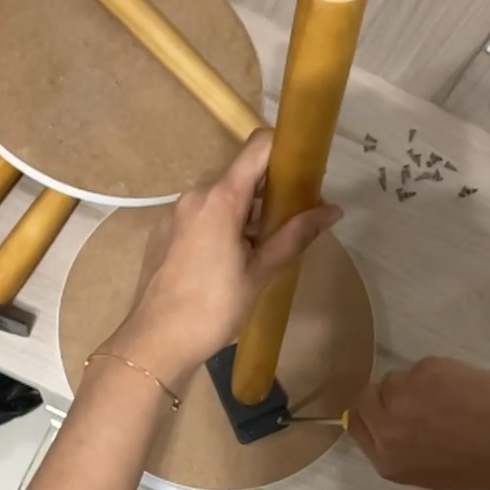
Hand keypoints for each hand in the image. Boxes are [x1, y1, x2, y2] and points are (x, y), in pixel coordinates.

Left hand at [103, 131, 341, 381]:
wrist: (156, 342)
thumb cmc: (213, 308)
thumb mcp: (260, 272)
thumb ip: (295, 235)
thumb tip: (333, 210)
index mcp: (220, 199)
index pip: (257, 147)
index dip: (285, 150)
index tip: (305, 172)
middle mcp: (194, 196)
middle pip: (240, 176)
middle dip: (269, 192)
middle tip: (291, 222)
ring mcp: (175, 214)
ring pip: (219, 198)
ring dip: (245, 213)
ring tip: (261, 248)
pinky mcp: (163, 233)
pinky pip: (200, 216)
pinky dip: (220, 226)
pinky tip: (228, 261)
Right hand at [348, 357, 489, 489]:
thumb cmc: (488, 466)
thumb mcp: (432, 474)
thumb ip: (400, 451)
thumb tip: (388, 426)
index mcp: (388, 461)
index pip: (356, 425)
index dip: (373, 415)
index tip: (390, 412)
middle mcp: (387, 429)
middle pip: (365, 398)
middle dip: (386, 397)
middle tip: (417, 400)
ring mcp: (403, 396)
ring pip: (394, 379)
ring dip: (414, 385)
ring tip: (449, 398)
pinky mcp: (425, 371)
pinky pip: (419, 368)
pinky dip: (437, 375)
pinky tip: (464, 389)